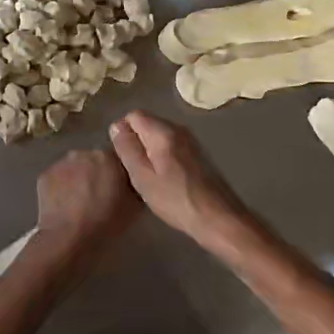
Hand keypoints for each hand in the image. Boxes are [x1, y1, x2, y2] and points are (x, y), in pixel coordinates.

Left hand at [33, 149, 138, 260]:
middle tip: (98, 197)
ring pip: (73, 168)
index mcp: (107, 157)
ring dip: (77, 179)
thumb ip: (136, 186)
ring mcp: (60, 163)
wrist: (69, 237)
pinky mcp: (44, 176)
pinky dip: (61, 188)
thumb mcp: (135, 207)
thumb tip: (133, 181)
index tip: (118, 189)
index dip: (118, 173)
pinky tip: (64, 206)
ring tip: (79, 203)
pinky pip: (57, 179)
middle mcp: (82, 153)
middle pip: (93, 161)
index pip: (117, 158)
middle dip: (96, 174)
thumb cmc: (106, 222)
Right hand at [108, 111, 247, 246]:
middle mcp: (179, 129)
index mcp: (163, 132)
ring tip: (147, 176)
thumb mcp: (142, 176)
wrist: (218, 218)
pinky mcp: (198, 154)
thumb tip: (116, 126)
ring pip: (159, 136)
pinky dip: (162, 157)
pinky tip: (164, 179)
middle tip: (133, 170)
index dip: (122, 132)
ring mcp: (191, 141)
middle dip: (135, 141)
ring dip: (149, 151)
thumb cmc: (174, 199)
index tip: (122, 156)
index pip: (134, 115)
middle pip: (147, 123)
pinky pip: (171, 146)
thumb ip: (127, 148)